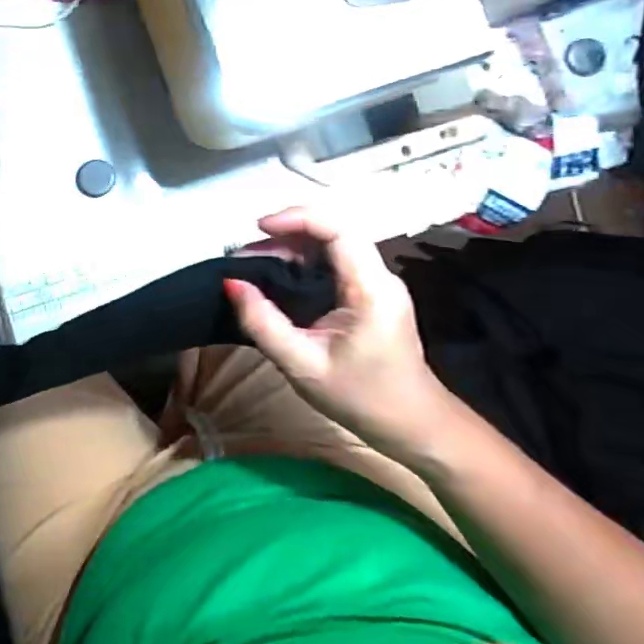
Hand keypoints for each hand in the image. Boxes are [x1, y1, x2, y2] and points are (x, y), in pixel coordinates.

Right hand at [224, 207, 459, 453]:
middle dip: (286, 234)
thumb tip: (231, 283)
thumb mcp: (302, 365)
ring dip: (292, 247)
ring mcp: (379, 284)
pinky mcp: (372, 294)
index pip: (337, 229)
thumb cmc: (360, 398)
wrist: (412, 425)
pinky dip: (303, 263)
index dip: (297, 218)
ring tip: (252, 265)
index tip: (259, 228)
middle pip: (333, 232)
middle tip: (244, 256)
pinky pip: (336, 263)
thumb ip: (263, 322)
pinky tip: (277, 278)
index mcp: (370, 289)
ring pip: (333, 246)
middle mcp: (380, 276)